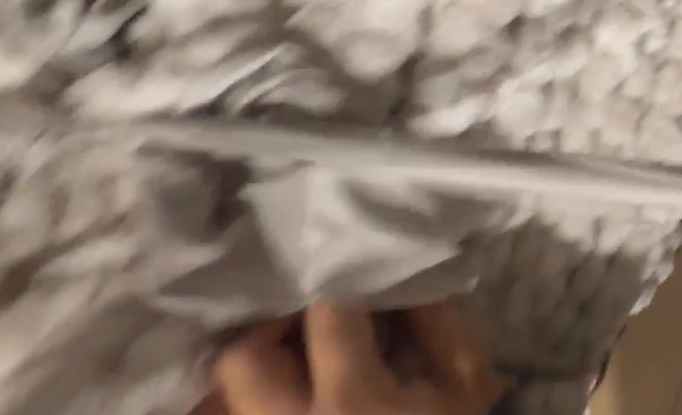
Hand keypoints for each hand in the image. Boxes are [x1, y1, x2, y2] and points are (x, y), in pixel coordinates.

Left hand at [209, 301, 502, 414]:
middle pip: (241, 358)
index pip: (328, 312)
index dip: (347, 284)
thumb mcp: (464, 385)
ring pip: (218, 401)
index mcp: (349, 399)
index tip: (363, 282)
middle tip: (314, 320)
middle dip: (277, 326)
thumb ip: (441, 324)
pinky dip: (245, 406)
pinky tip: (289, 399)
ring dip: (256, 372)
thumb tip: (411, 280)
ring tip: (297, 363)